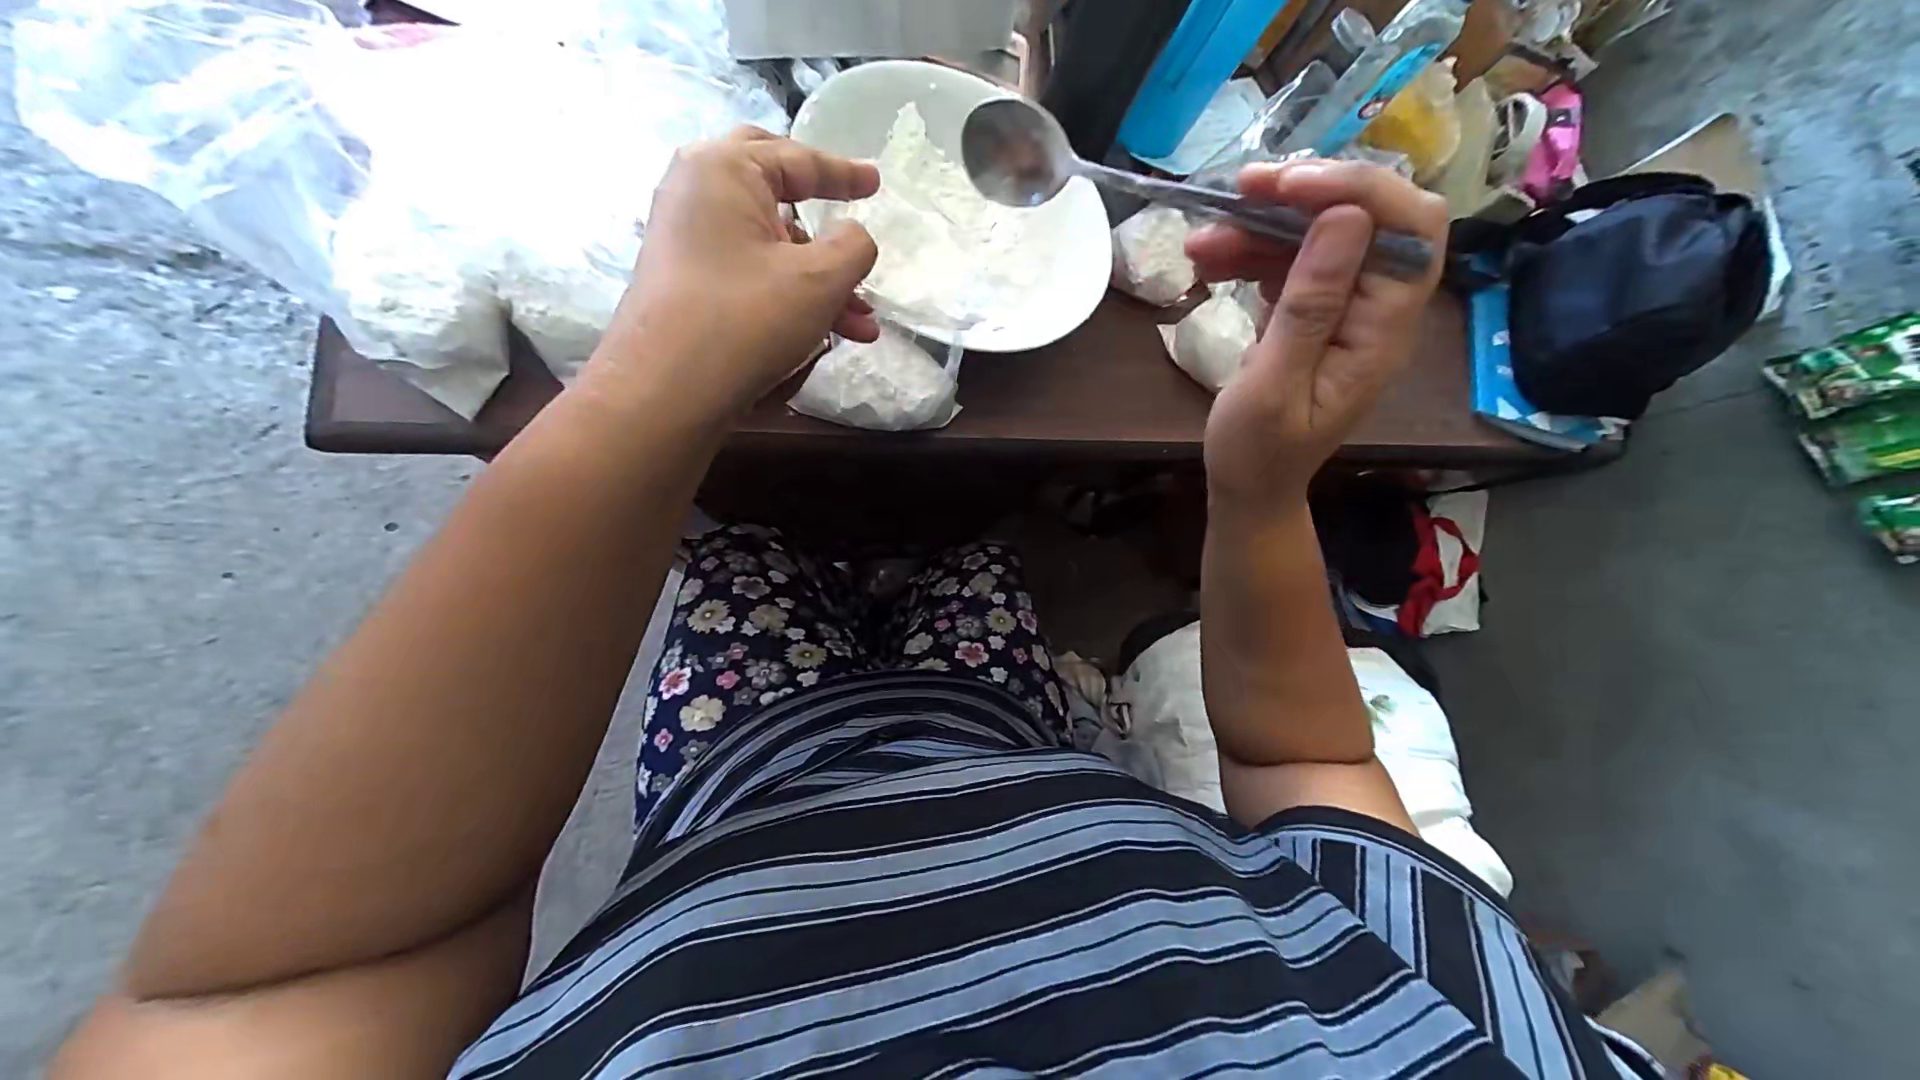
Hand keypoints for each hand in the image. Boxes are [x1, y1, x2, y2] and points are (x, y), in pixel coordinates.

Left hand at [587, 127, 881, 421]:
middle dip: (820, 215)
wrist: (668, 390)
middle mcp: (697, 194)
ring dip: (821, 280)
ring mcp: (688, 241)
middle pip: (773, 189)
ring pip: (770, 246)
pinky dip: (792, 295)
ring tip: (862, 324)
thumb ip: (853, 247)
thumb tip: (854, 239)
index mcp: (724, 169)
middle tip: (847, 216)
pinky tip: (828, 334)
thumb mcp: (819, 279)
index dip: (845, 174)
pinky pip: (753, 274)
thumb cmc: (747, 318)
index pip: (798, 159)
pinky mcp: (689, 284)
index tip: (876, 184)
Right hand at [1186, 161, 1447, 507]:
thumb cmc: (1256, 451)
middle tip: (1235, 191)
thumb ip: (1310, 307)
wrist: (1248, 487)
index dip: (1358, 190)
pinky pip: (1292, 265)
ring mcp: (1345, 311)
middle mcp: (1375, 311)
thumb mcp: (1273, 385)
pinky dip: (1252, 254)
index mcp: (1381, 332)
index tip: (1287, 185)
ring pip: (1318, 239)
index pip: (1408, 230)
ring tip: (1199, 241)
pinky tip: (1210, 260)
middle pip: (1363, 222)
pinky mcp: (1314, 315)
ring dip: (1261, 228)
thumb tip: (1345, 218)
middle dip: (1301, 198)